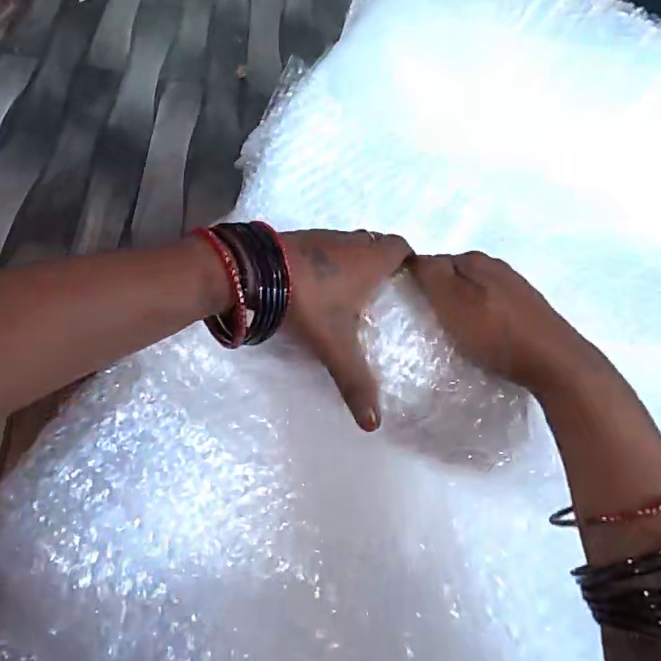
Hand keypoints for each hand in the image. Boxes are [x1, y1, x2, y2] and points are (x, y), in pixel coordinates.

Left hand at [280, 229, 412, 430]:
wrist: (253, 272)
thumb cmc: (307, 302)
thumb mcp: (333, 345)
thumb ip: (354, 381)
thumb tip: (373, 423)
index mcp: (369, 260)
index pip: (401, 247)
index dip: (407, 260)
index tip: (406, 281)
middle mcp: (349, 242)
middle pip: (374, 244)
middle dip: (379, 263)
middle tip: (378, 293)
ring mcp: (320, 237)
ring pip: (346, 245)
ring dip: (349, 263)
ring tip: (348, 293)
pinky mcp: (295, 239)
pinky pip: (320, 249)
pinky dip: (323, 263)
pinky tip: (315, 287)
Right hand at [408, 252, 585, 389]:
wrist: (553, 364)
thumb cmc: (494, 333)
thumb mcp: (452, 300)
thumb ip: (431, 274)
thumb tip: (412, 256)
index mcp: (475, 260)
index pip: (430, 261)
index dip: (414, 280)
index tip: (403, 303)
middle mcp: (496, 267)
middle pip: (453, 275)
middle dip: (436, 292)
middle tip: (422, 320)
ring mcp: (514, 288)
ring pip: (472, 291)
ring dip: (457, 306)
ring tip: (447, 331)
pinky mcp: (527, 311)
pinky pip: (489, 307)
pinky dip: (477, 317)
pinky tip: (477, 336)